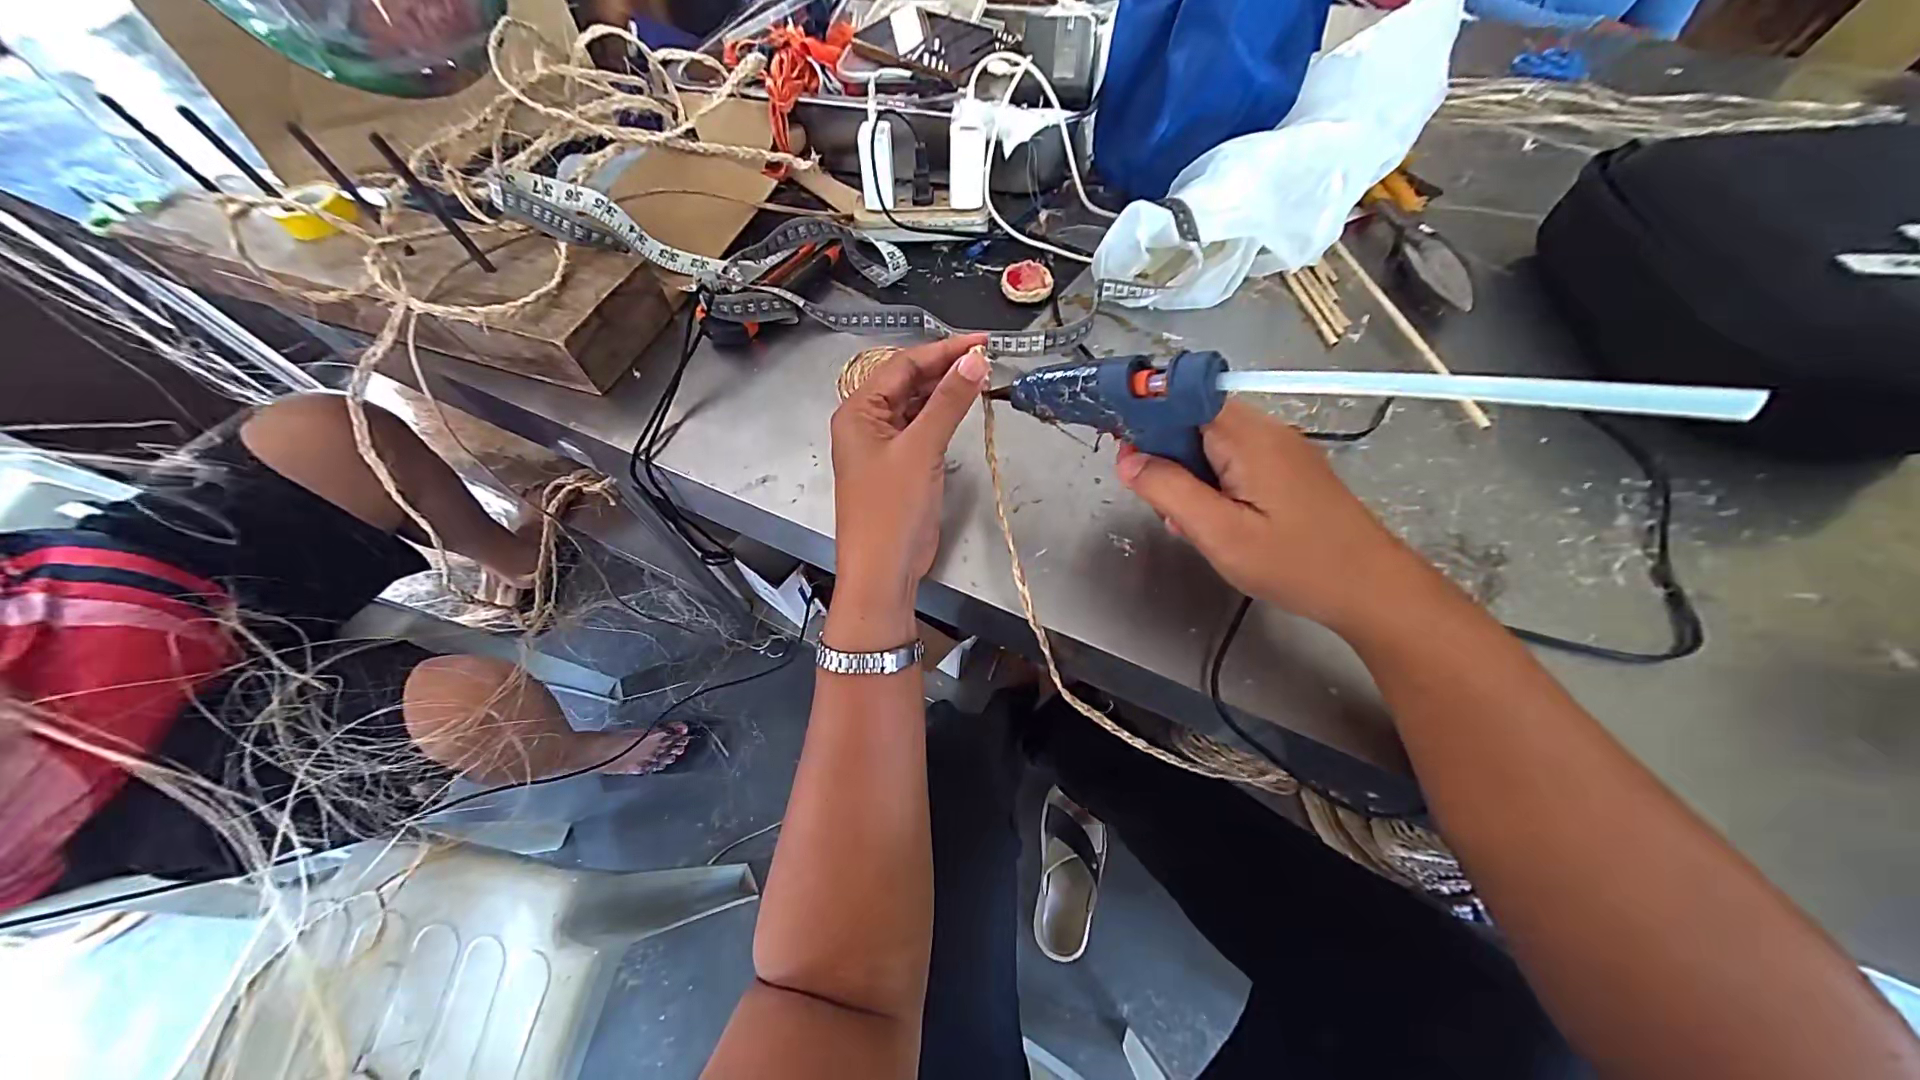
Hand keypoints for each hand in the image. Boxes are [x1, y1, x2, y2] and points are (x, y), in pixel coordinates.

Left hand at [829, 335, 989, 625]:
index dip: (943, 350)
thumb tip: (975, 360)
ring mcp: (882, 445)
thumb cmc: (891, 510)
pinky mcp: (899, 465)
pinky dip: (943, 417)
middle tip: (986, 359)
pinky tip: (964, 408)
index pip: (902, 365)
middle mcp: (866, 422)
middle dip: (945, 368)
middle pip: (907, 382)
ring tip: (981, 378)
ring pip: (916, 405)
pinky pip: (921, 428)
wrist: (882, 570)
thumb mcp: (921, 450)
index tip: (981, 341)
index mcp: (857, 411)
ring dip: (945, 392)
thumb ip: (948, 402)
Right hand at [1115, 401, 1429, 633]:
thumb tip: (1128, 460)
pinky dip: (1211, 484)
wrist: (1370, 589)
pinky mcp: (1285, 469)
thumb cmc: (1296, 564)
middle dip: (1165, 455)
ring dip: (1187, 475)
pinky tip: (1215, 521)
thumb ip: (1169, 491)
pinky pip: (1232, 461)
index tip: (1120, 447)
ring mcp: (1279, 449)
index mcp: (1248, 437)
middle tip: (1161, 504)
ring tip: (1190, 521)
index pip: (1182, 398)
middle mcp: (1265, 431)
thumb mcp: (1220, 533)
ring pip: (1209, 444)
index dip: (1145, 414)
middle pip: (1194, 420)